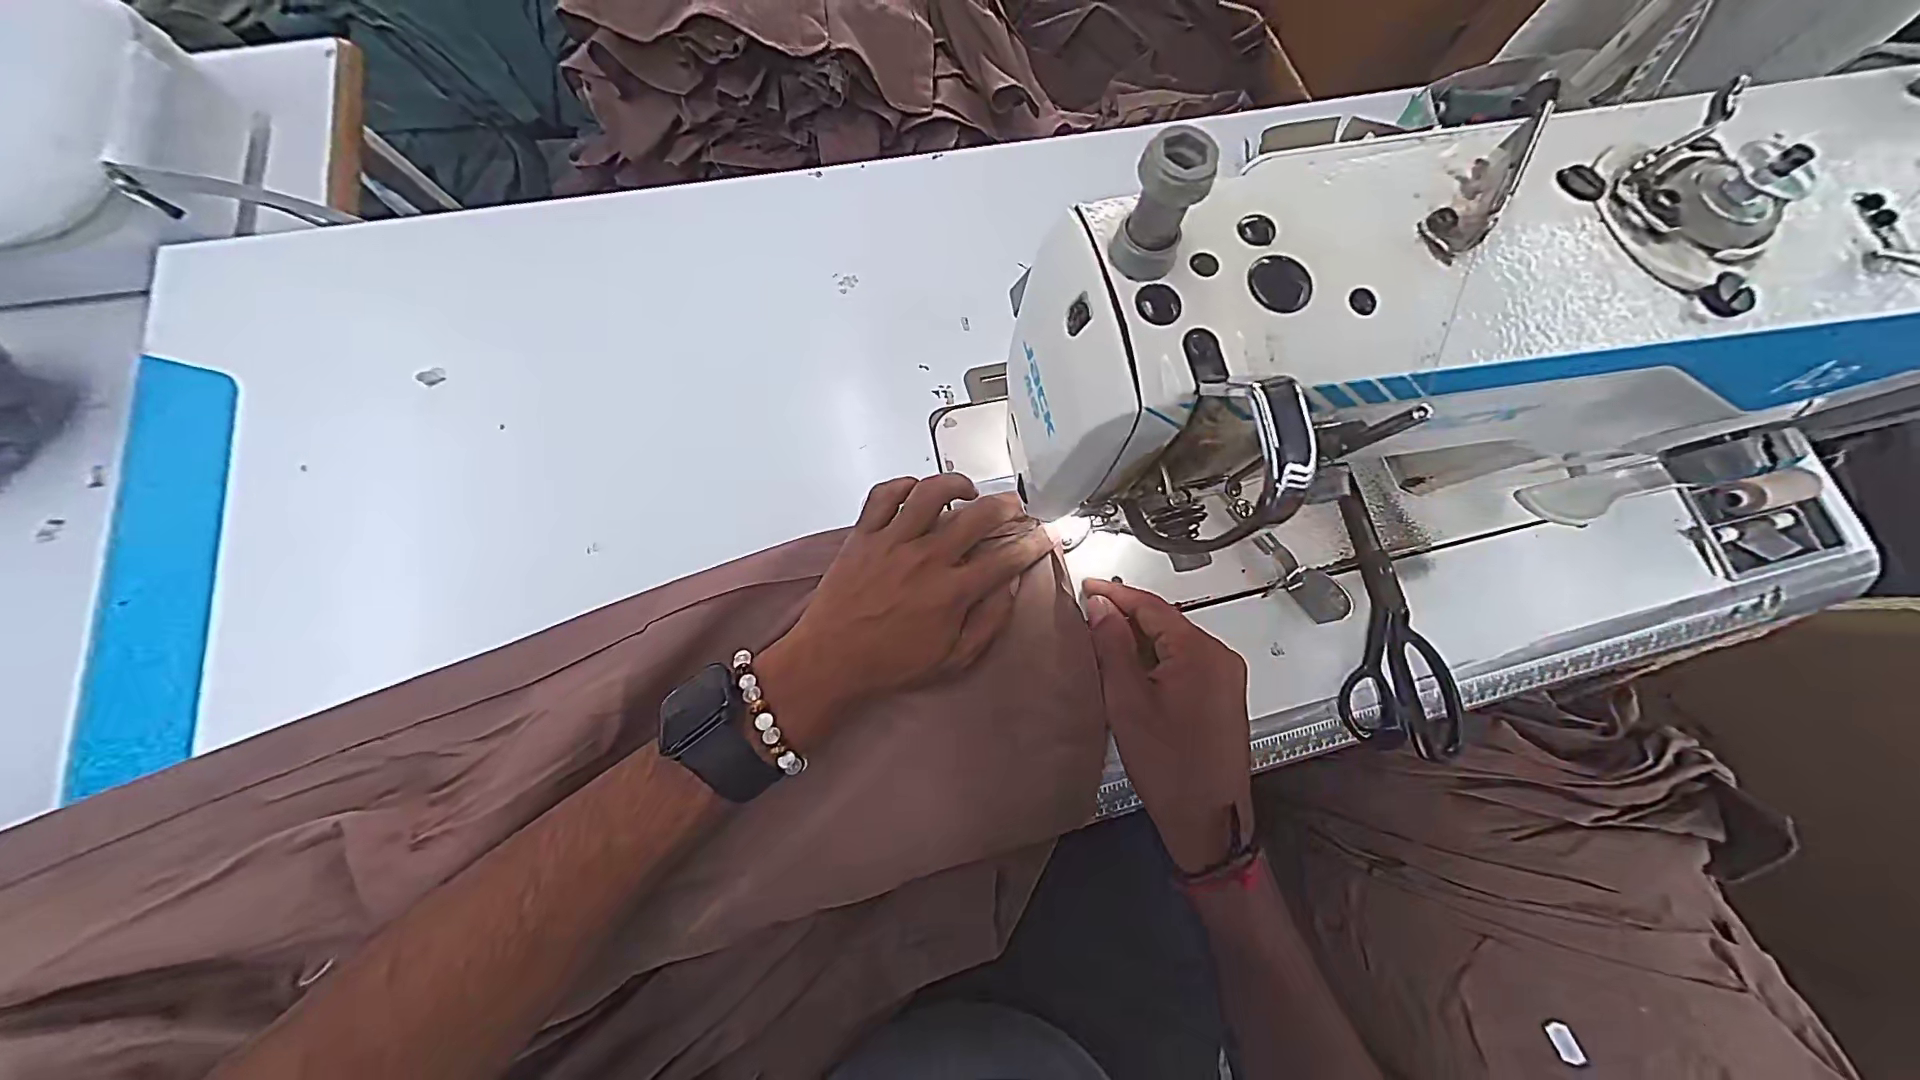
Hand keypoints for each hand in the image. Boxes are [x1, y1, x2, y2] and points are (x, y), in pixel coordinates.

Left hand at [755, 475, 1053, 749]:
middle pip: (978, 515)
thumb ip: (988, 622)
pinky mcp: (863, 536)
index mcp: (951, 593)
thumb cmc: (889, 664)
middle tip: (1013, 507)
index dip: (1033, 543)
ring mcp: (892, 543)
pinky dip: (903, 484)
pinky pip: (884, 494)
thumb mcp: (952, 659)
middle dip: (1006, 505)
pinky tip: (916, 491)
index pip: (1006, 557)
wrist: (830, 661)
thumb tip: (1010, 588)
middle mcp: (925, 560)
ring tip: (967, 491)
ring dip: (957, 484)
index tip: (1044, 535)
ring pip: (931, 493)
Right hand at [1083, 579, 1252, 873]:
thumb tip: (1101, 608)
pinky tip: (1132, 666)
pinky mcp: (1222, 695)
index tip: (1090, 588)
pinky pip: (1184, 660)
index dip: (1116, 595)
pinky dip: (1155, 656)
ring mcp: (1225, 677)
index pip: (1152, 607)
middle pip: (1166, 620)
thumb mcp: (1127, 700)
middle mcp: (1220, 659)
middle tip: (1091, 612)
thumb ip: (1112, 646)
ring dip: (1140, 636)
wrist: (1208, 819)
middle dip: (1127, 614)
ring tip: (1105, 639)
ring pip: (1174, 640)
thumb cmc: (1172, 769)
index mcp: (1201, 653)